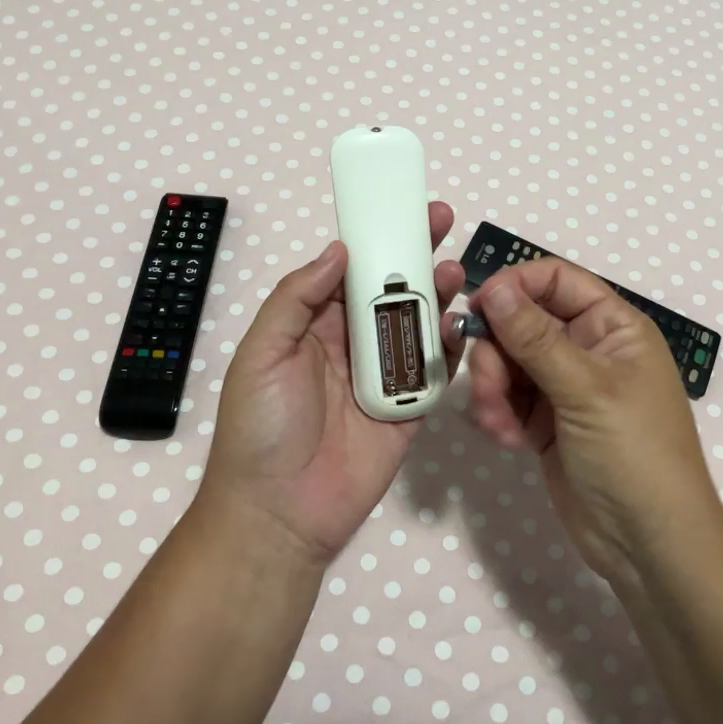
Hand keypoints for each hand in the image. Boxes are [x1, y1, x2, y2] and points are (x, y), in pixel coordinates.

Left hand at [200, 202, 466, 564]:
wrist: (278, 513)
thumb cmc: (260, 427)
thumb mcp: (262, 354)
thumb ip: (296, 300)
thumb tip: (338, 250)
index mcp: (316, 326)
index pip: (353, 272)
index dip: (378, 239)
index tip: (402, 210)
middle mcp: (354, 345)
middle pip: (393, 291)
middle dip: (417, 255)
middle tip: (444, 222)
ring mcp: (385, 378)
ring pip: (419, 326)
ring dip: (438, 294)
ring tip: (454, 270)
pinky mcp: (410, 412)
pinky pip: (435, 373)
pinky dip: (452, 347)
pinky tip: (462, 322)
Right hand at [464, 258, 722, 584]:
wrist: (649, 544)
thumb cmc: (634, 454)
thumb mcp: (586, 390)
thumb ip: (536, 338)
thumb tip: (496, 288)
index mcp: (613, 327)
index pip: (556, 281)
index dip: (516, 286)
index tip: (478, 308)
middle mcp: (588, 349)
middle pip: (523, 323)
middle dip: (498, 353)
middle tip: (489, 388)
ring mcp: (565, 388)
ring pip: (509, 363)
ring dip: (494, 390)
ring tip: (499, 426)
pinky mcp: (546, 424)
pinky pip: (509, 400)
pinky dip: (500, 415)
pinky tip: (507, 441)